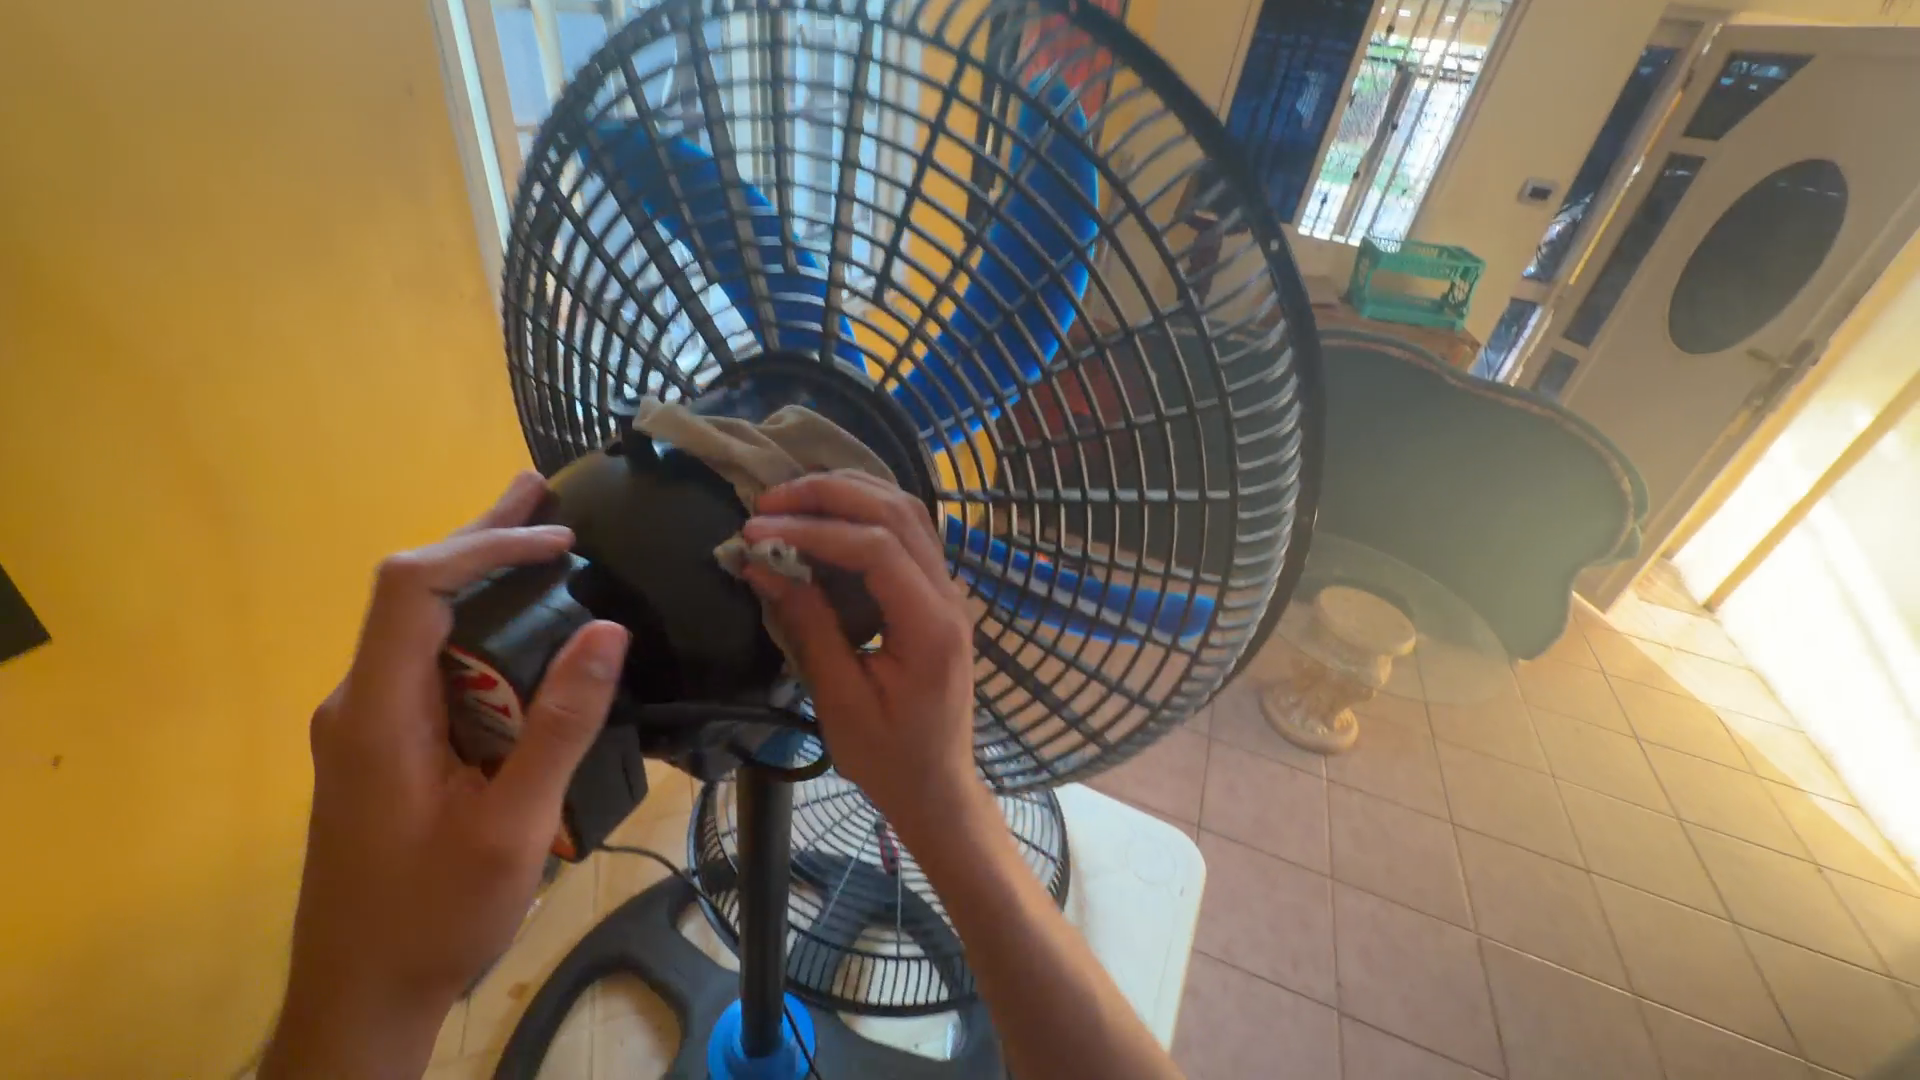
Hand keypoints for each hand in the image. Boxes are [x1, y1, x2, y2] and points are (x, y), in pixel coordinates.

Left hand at [262, 473, 630, 1079]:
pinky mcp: (388, 746)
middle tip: (539, 490)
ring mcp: (370, 725)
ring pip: (424, 627)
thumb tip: (608, 631)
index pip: (413, 589)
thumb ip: (561, 724)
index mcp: (376, 712)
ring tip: (544, 541)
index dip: (484, 547)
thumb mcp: (513, 823)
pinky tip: (525, 630)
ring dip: (484, 580)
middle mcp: (360, 702)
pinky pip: (435, 666)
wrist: (361, 999)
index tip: (561, 542)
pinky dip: (483, 629)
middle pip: (414, 592)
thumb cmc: (435, 915)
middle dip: (481, 537)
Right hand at [738, 471, 981, 829]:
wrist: (938, 785)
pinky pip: (908, 534)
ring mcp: (949, 592)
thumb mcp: (840, 700)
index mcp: (932, 626)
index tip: (758, 531)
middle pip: (898, 513)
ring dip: (850, 494)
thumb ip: (809, 625)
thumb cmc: (890, 757)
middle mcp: (949, 596)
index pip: (879, 548)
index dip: (816, 531)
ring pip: (908, 513)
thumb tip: (763, 565)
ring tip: (791, 499)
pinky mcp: (937, 595)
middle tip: (769, 499)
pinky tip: (828, 516)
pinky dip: (866, 513)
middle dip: (831, 494)